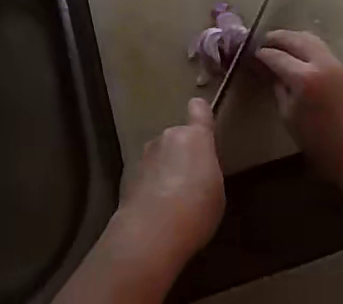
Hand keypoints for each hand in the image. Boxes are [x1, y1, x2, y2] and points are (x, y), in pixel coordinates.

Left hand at [113, 97, 224, 266]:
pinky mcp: (127, 175)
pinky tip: (152, 211)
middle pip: (177, 137)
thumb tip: (196, 168)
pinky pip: (144, 174)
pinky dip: (148, 186)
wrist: (150, 234)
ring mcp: (145, 154)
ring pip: (159, 155)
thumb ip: (207, 168)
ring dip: (163, 169)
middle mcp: (168, 136)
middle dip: (181, 153)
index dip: (200, 114)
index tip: (202, 124)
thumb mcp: (216, 190)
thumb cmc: (195, 210)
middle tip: (188, 182)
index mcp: (195, 137)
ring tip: (169, 201)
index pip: (199, 109)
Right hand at [255, 30, 342, 179]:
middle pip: (292, 38)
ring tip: (277, 45)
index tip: (249, 54)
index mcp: (303, 78)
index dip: (260, 54)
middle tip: (260, 44)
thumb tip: (265, 69)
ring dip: (290, 38)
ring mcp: (333, 61)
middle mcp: (319, 62)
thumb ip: (277, 87)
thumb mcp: (289, 116)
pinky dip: (304, 43)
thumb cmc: (319, 143)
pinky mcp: (342, 65)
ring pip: (307, 37)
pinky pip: (319, 45)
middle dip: (274, 38)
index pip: (275, 55)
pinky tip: (295, 52)